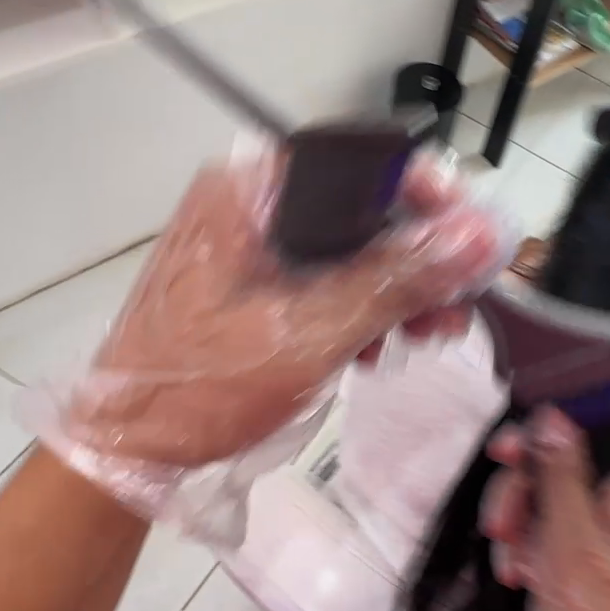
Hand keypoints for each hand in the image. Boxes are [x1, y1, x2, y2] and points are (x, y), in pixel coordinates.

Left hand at [22, 139, 509, 515]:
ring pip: (352, 249)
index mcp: (252, 191)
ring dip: (398, 292)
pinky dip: (362, 312)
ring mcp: (253, 245)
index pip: (360, 162)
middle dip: (420, 260)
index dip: (426, 194)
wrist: (127, 448)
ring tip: (426, 339)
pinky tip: (377, 351)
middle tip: (457, 307)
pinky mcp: (257, 284)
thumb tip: (482, 235)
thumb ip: (398, 280)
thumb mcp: (313, 333)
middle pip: (363, 209)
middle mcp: (253, 203)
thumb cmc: (206, 386)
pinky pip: (327, 281)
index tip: (471, 241)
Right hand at [482, 409, 609, 610]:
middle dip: (520, 502)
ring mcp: (608, 540)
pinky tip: (522, 581)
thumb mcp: (570, 533)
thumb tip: (553, 412)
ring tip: (513, 571)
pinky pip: (554, 545)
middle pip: (554, 478)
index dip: (531, 447)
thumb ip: (560, 470)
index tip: (499, 456)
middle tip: (497, 530)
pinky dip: (534, 558)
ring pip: (547, 514)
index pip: (572, 444)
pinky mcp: (594, 569)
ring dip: (521, 536)